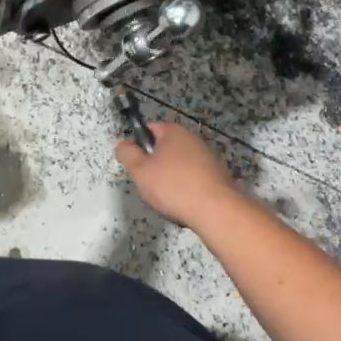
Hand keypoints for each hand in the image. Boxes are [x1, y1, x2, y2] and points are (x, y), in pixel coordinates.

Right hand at [116, 121, 236, 226]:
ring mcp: (209, 158)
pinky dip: (188, 188)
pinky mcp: (219, 177)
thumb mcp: (140, 170)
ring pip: (180, 165)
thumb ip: (126, 153)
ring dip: (171, 178)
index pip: (149, 128)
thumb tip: (121, 142)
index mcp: (174, 132)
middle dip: (155, 164)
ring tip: (167, 198)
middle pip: (165, 148)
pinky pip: (195, 179)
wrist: (216, 212)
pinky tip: (185, 204)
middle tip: (149, 183)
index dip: (138, 144)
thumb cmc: (173, 186)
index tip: (135, 164)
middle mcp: (193, 139)